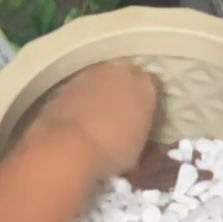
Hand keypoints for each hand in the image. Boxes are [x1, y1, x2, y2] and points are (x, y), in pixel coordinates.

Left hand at [28, 59, 157, 179]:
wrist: (68, 147)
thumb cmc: (113, 150)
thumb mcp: (139, 147)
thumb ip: (142, 130)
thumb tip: (136, 131)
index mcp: (145, 85)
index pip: (154, 85)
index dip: (149, 101)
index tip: (146, 116)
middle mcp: (120, 71)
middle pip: (128, 74)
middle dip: (126, 88)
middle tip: (124, 111)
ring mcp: (91, 73)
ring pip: (103, 78)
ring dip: (103, 91)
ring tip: (100, 115)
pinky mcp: (68, 82)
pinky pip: (83, 87)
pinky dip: (84, 98)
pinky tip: (81, 116)